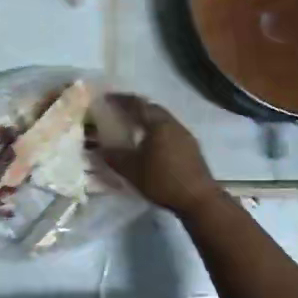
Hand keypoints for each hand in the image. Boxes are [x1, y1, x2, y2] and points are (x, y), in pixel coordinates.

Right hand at [98, 94, 224, 216]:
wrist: (199, 199)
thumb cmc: (163, 181)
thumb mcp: (132, 171)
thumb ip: (114, 157)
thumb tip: (99, 149)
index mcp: (158, 124)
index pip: (137, 104)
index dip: (120, 100)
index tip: (107, 98)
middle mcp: (173, 124)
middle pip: (152, 108)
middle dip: (135, 108)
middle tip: (119, 112)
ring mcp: (185, 135)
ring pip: (163, 120)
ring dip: (147, 120)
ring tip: (134, 128)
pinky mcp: (191, 147)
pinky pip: (170, 131)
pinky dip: (157, 131)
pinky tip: (151, 144)